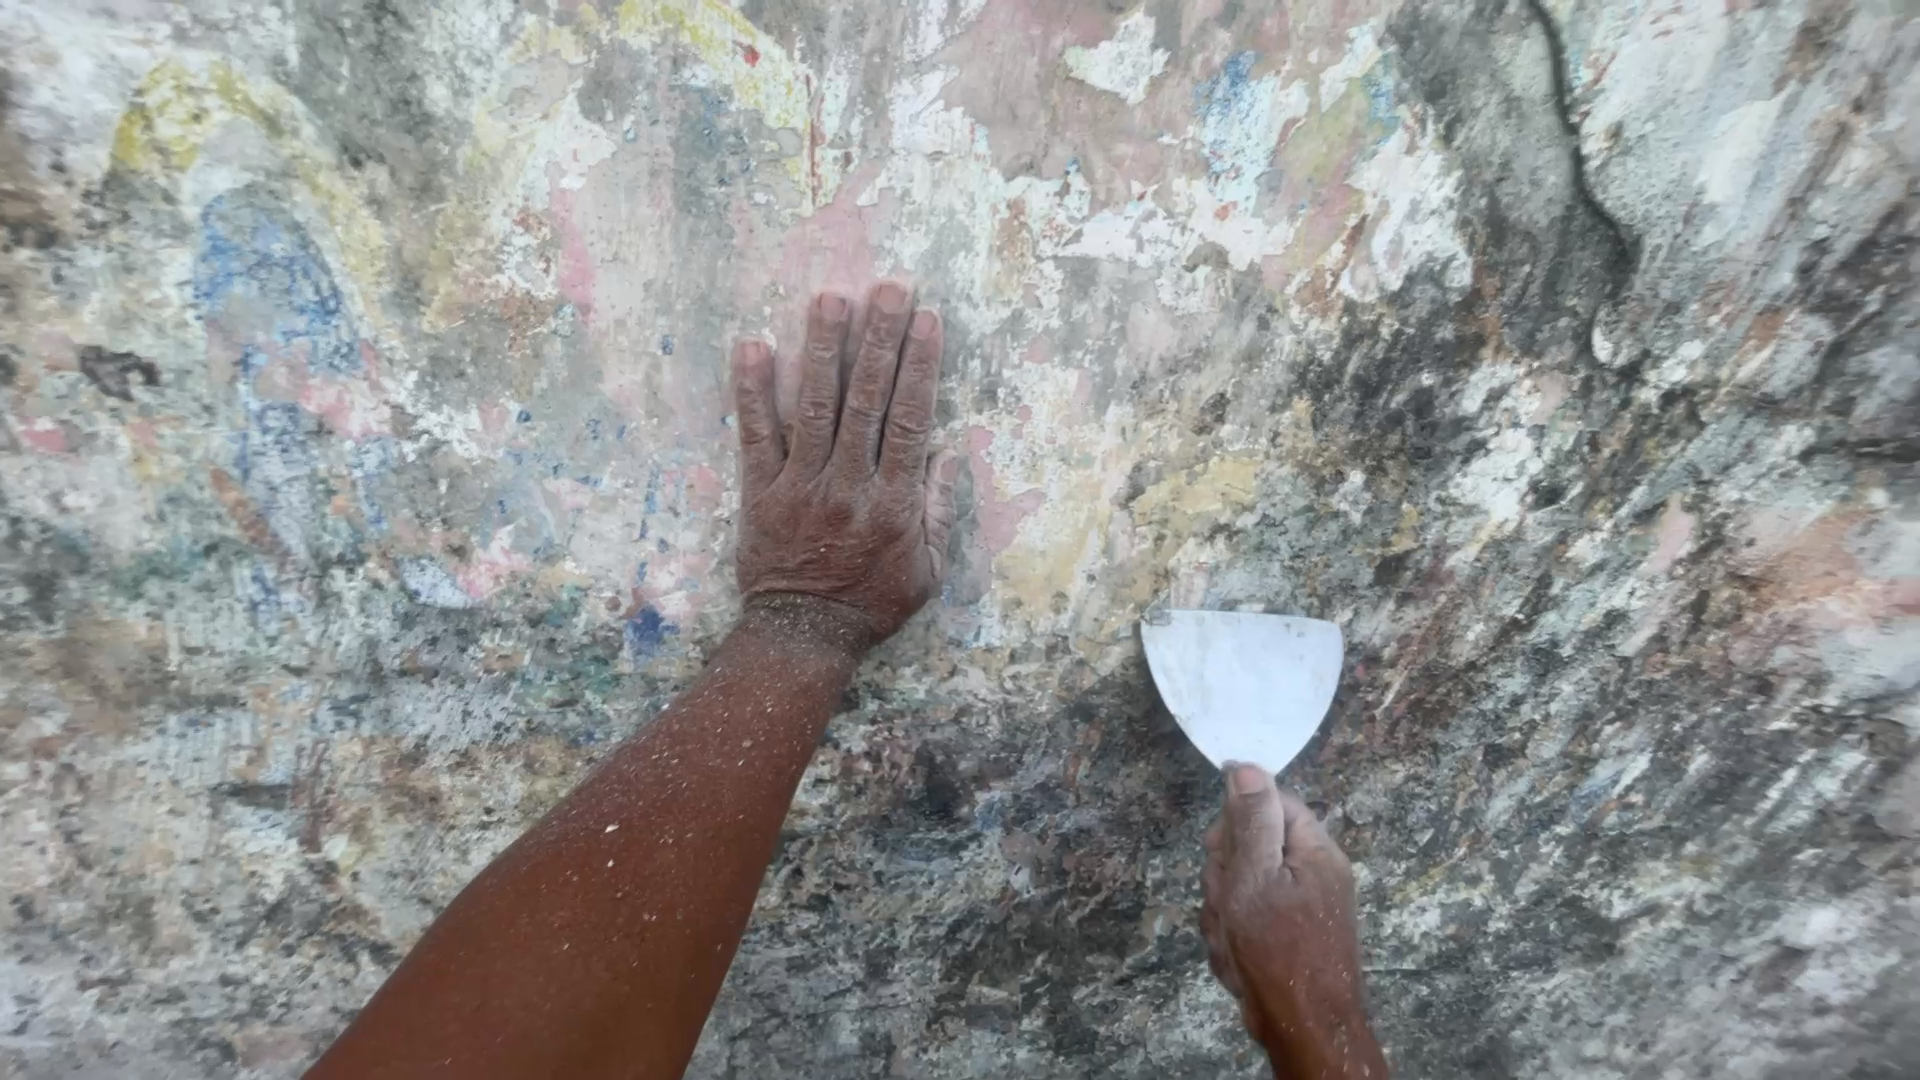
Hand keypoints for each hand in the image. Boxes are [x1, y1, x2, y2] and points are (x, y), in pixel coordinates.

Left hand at [730, 282, 956, 652]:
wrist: (805, 635)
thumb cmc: (874, 604)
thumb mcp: (930, 571)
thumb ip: (940, 510)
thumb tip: (951, 451)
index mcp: (895, 504)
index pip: (910, 421)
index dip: (919, 366)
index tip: (927, 320)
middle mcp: (849, 485)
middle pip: (867, 402)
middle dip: (879, 340)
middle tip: (888, 288)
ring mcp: (801, 486)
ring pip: (815, 408)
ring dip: (824, 350)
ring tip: (830, 299)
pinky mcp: (761, 493)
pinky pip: (756, 436)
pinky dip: (752, 392)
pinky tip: (753, 347)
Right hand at [1202, 765, 1386, 1077]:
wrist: (1302, 1030)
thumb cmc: (1278, 948)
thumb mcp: (1256, 875)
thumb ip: (1252, 819)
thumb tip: (1246, 766)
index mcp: (1313, 849)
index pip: (1270, 799)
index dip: (1236, 816)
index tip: (1218, 846)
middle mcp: (1312, 870)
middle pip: (1250, 840)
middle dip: (1225, 870)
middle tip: (1227, 898)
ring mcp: (1299, 903)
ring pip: (1239, 879)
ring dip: (1223, 905)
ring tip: (1231, 934)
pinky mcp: (1285, 930)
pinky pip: (1243, 912)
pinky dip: (1231, 931)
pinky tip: (1236, 954)